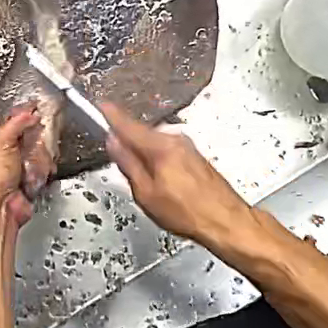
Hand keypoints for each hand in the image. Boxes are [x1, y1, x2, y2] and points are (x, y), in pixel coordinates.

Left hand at [0, 108, 40, 228]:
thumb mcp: (1, 140)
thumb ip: (16, 123)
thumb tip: (27, 113)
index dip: (14, 117)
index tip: (29, 112)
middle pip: (19, 138)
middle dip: (29, 140)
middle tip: (32, 138)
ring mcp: (7, 171)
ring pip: (30, 154)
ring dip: (35, 157)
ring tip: (29, 162)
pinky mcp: (21, 183)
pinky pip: (37, 170)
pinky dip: (39, 171)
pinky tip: (33, 174)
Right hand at [102, 103, 253, 243]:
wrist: (226, 221)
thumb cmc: (188, 212)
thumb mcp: (145, 192)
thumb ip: (127, 163)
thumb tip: (113, 142)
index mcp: (160, 147)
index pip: (128, 125)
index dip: (111, 115)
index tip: (101, 105)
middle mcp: (175, 140)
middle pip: (141, 134)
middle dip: (127, 143)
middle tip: (120, 167)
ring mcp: (187, 146)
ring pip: (154, 143)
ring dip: (143, 154)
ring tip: (145, 184)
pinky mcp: (194, 155)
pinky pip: (167, 150)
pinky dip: (157, 159)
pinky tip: (161, 182)